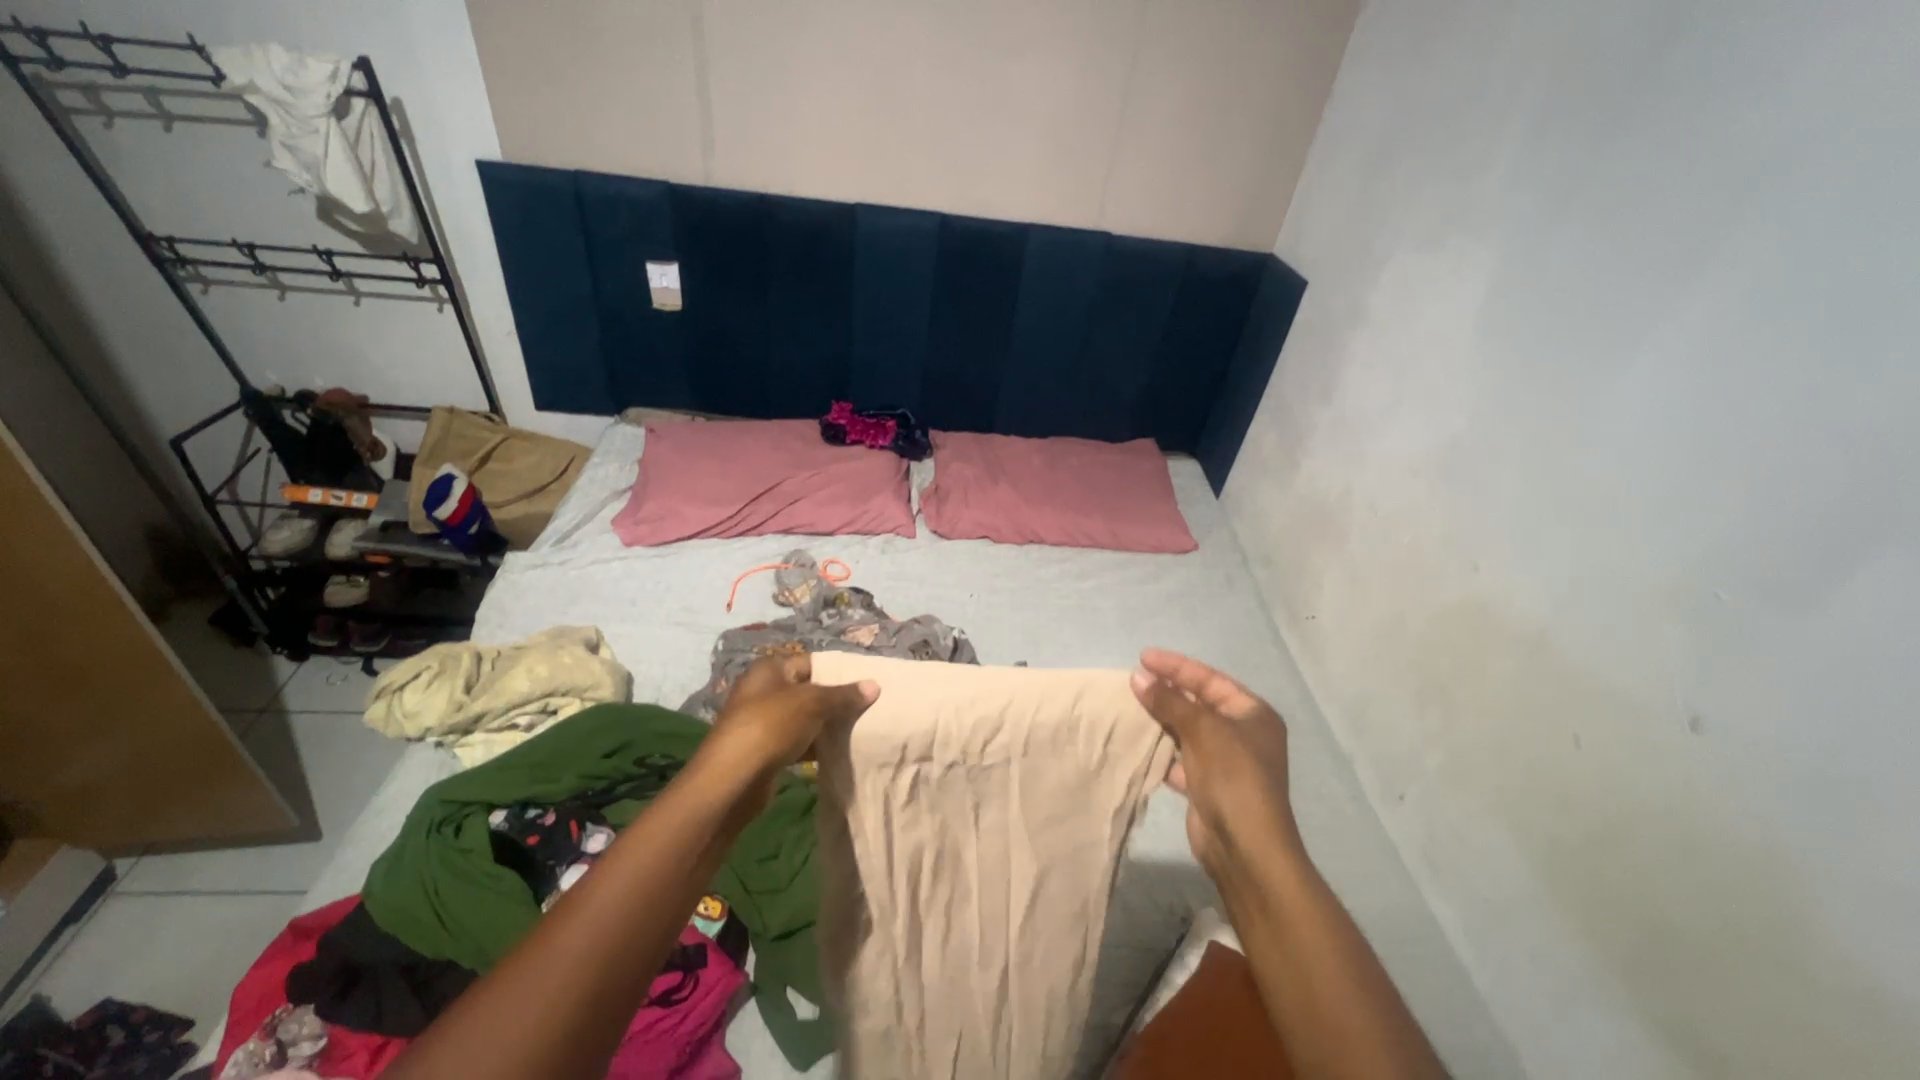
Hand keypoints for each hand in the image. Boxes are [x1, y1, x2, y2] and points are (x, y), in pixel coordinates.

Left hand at [705, 653, 877, 792]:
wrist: (734, 779)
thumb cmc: (771, 726)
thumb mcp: (812, 704)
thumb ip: (843, 695)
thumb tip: (874, 685)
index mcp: (769, 670)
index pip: (810, 662)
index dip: (838, 671)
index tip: (866, 683)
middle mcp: (763, 691)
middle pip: (808, 691)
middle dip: (835, 700)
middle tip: (868, 708)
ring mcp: (762, 722)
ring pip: (803, 718)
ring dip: (826, 725)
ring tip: (860, 730)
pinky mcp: (765, 749)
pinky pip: (797, 741)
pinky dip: (815, 746)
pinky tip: (838, 752)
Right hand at [1131, 648, 1300, 878]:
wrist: (1244, 845)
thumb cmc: (1233, 776)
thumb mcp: (1202, 730)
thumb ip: (1169, 701)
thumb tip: (1138, 677)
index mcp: (1253, 714)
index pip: (1210, 680)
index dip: (1177, 666)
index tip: (1143, 657)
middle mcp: (1243, 734)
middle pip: (1199, 703)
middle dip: (1168, 692)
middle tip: (1133, 680)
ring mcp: (1226, 762)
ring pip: (1188, 731)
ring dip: (1162, 720)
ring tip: (1130, 706)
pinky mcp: (1208, 786)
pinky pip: (1180, 758)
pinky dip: (1162, 750)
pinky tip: (1139, 743)